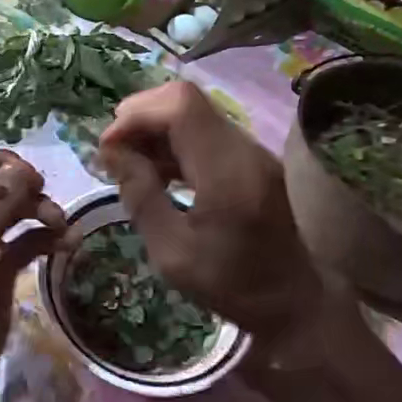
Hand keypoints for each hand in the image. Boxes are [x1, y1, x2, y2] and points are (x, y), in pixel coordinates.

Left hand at [0, 150, 64, 401]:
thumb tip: (16, 168)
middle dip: (25, 188)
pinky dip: (43, 237)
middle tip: (48, 201)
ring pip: (12, 209)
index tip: (31, 178)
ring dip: (39, 211)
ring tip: (62, 225)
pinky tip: (64, 244)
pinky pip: (23, 238)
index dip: (0, 166)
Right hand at [96, 81, 320, 337]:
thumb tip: (113, 152)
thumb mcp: (171, 253)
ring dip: (153, 126)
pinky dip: (171, 139)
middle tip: (113, 149)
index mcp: (228, 174)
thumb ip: (141, 197)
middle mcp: (245, 150)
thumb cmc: (230, 286)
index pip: (180, 108)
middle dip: (140, 114)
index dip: (136, 115)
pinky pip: (203, 130)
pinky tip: (153, 168)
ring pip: (193, 110)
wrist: (294, 302)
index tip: (107, 146)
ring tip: (126, 160)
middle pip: (186, 99)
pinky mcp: (249, 158)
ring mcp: (251, 151)